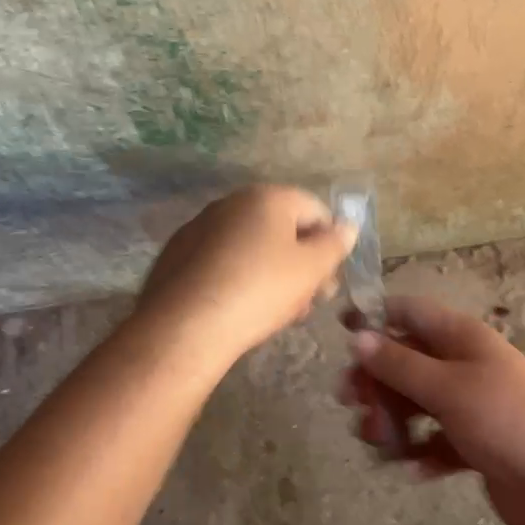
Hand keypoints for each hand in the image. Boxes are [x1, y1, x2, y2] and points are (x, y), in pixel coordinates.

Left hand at [136, 184, 355, 358]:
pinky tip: (240, 309)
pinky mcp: (178, 254)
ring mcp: (200, 226)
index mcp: (266, 197)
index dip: (330, 242)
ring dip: (271, 272)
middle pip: (281, 227)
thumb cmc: (258, 291)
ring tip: (276, 312)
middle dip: (301, 262)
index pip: (314, 209)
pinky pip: (221, 260)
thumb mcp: (310, 270)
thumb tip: (347, 226)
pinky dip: (238, 277)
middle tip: (309, 301)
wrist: (184, 326)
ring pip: (251, 245)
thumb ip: (335, 244)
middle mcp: (231, 202)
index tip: (330, 279)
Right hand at [341, 297, 524, 524]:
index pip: (410, 312)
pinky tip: (413, 469)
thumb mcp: (447, 388)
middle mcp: (466, 363)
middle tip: (350, 404)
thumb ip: (399, 363)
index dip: (375, 315)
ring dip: (394, 420)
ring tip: (381, 446)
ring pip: (417, 403)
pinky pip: (435, 439)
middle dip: (376, 381)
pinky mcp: (476, 442)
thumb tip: (358, 336)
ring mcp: (473, 404)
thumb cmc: (504, 422)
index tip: (340, 327)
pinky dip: (420, 450)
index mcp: (463, 337)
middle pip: (407, 360)